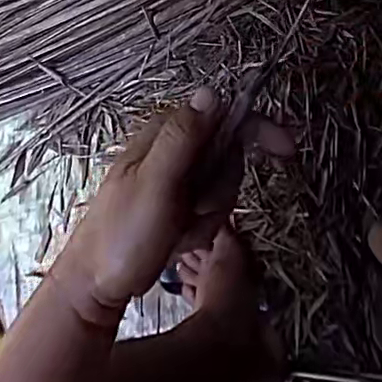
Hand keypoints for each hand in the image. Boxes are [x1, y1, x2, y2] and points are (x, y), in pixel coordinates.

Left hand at [53, 88, 291, 319]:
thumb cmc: (121, 235)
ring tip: (177, 230)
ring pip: (224, 185)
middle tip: (192, 211)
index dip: (259, 127)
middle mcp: (175, 148)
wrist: (94, 288)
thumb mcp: (154, 183)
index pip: (225, 114)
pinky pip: (212, 210)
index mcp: (167, 132)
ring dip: (208, 214)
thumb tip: (212, 93)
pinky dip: (201, 229)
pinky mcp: (180, 202)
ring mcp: (178, 176)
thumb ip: (183, 137)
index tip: (287, 148)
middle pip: (230, 155)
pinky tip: (176, 239)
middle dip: (219, 190)